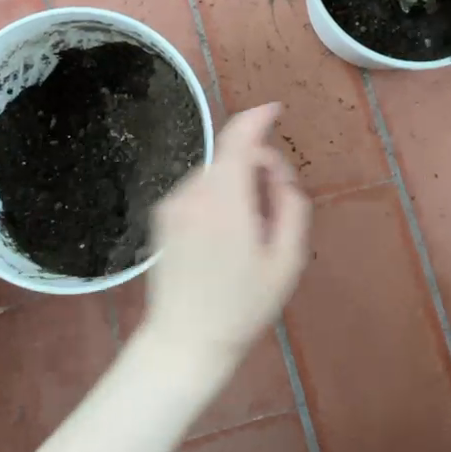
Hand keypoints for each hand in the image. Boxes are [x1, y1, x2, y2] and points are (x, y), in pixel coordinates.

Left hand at [140, 104, 310, 370]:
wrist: (186, 340)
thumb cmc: (243, 307)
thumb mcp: (286, 261)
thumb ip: (290, 204)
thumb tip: (276, 172)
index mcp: (225, 203)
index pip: (238, 141)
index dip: (257, 118)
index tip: (274, 111)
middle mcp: (193, 194)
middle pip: (230, 159)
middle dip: (257, 171)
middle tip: (273, 215)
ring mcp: (172, 204)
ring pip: (215, 175)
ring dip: (236, 188)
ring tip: (246, 238)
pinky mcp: (161, 215)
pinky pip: (198, 191)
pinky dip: (216, 199)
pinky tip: (221, 240)